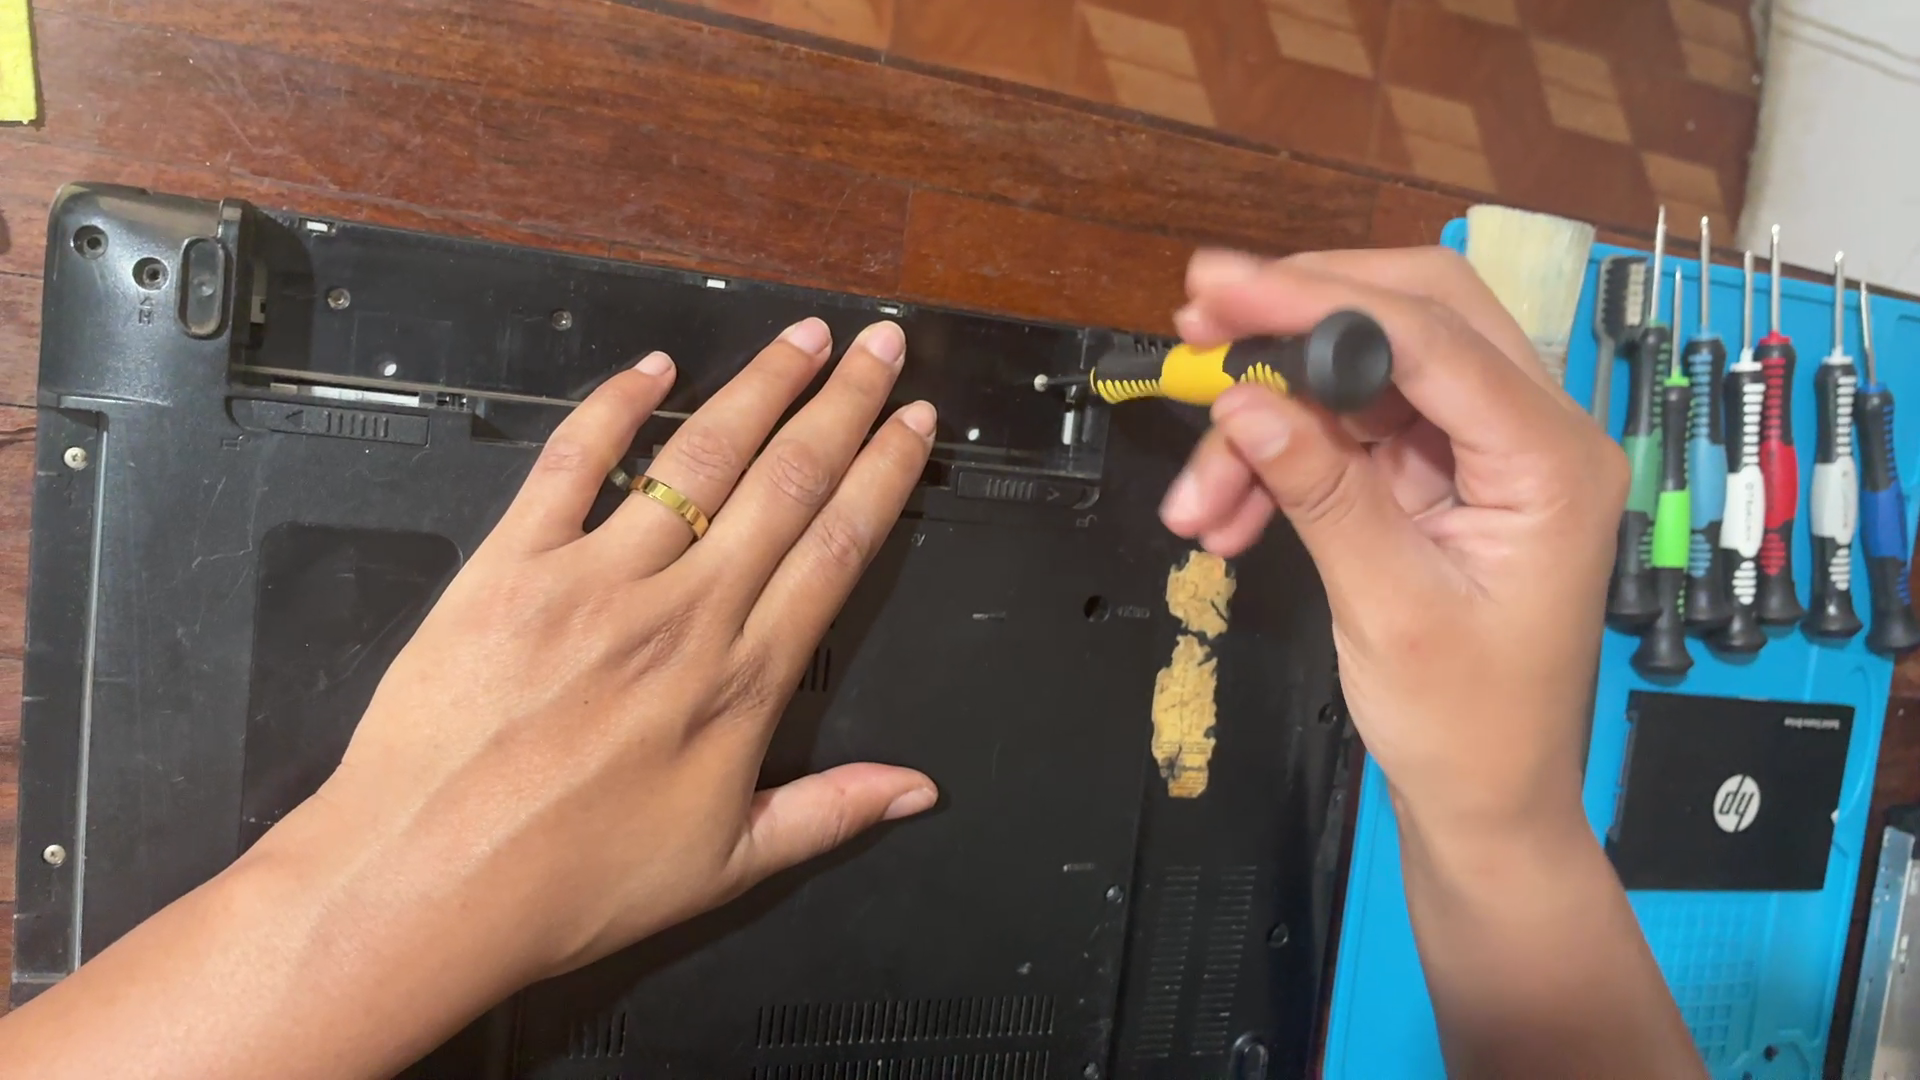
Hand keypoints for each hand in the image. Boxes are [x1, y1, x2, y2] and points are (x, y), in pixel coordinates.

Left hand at [259, 316, 940, 984]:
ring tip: (805, 337)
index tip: (914, 422)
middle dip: (845, 403)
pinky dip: (613, 408)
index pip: (838, 545)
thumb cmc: (578, 882)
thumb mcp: (731, 863)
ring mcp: (597, 579)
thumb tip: (922, 791)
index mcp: (743, 678)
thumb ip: (836, 810)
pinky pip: (570, 465)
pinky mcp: (511, 567)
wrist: (418, 891)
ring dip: (762, 387)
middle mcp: (684, 612)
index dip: (885, 472)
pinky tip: (655, 367)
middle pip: (787, 481)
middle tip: (881, 347)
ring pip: (699, 458)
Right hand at [1159, 249, 1626, 835]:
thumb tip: (1243, 404)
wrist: (1481, 788)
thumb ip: (1320, 493)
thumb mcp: (1386, 606)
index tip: (1219, 291)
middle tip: (1200, 323)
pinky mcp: (1417, 476)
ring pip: (1347, 386)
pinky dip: (1269, 468)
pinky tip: (1226, 518)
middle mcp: (1516, 432)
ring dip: (1259, 430)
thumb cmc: (1462, 719)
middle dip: (1294, 318)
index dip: (1314, 303)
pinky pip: (1330, 439)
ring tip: (1196, 503)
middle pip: (1404, 319)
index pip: (1428, 336)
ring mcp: (1464, 451)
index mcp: (1546, 458)